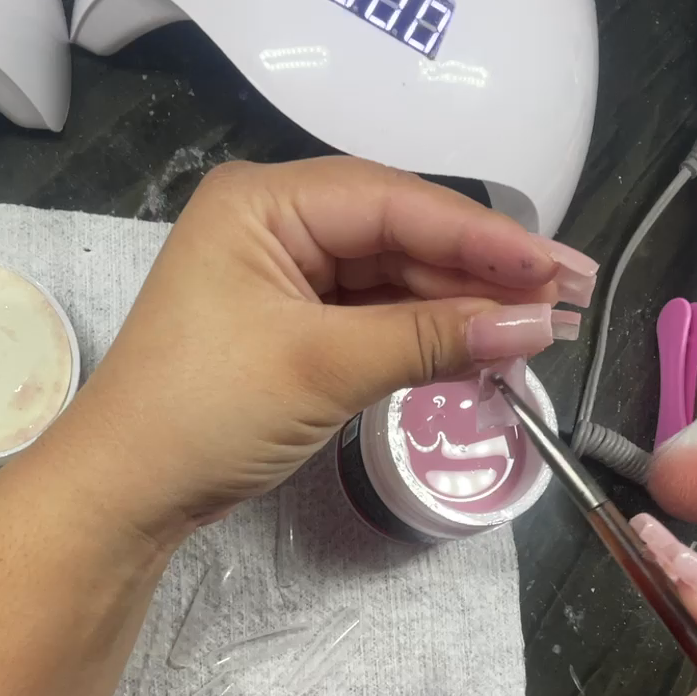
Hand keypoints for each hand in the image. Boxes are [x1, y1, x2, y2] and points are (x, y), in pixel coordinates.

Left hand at [54, 157, 596, 539]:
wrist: (129, 492)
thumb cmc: (205, 413)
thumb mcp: (322, 367)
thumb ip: (430, 338)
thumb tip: (534, 325)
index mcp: (266, 203)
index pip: (397, 203)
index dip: (485, 237)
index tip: (559, 270)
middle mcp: (278, 227)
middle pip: (402, 239)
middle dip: (481, 275)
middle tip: (566, 302)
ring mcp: (286, 280)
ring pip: (393, 283)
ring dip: (460, 310)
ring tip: (536, 332)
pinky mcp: (295, 329)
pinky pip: (374, 321)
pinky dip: (423, 338)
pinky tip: (477, 348)